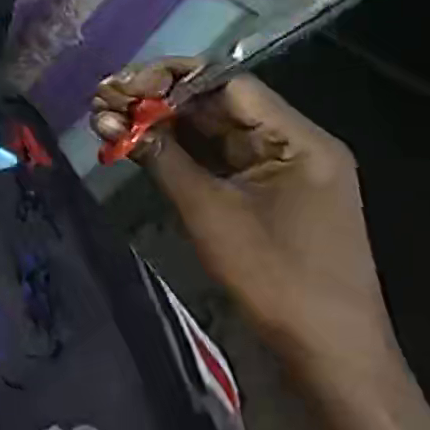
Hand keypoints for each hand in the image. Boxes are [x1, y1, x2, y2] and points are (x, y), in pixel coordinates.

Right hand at [93, 62, 429, 429]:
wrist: (327, 352)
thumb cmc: (274, 273)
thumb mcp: (207, 208)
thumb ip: (158, 154)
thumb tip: (107, 117)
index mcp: (296, 140)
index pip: (224, 82)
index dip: (168, 77)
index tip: (122, 88)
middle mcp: (288, 142)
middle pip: (210, 99)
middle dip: (153, 98)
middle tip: (102, 102)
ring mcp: (274, 164)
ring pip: (204, 124)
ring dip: (155, 120)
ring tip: (105, 119)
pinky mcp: (258, 185)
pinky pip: (208, 150)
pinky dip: (170, 145)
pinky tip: (129, 141)